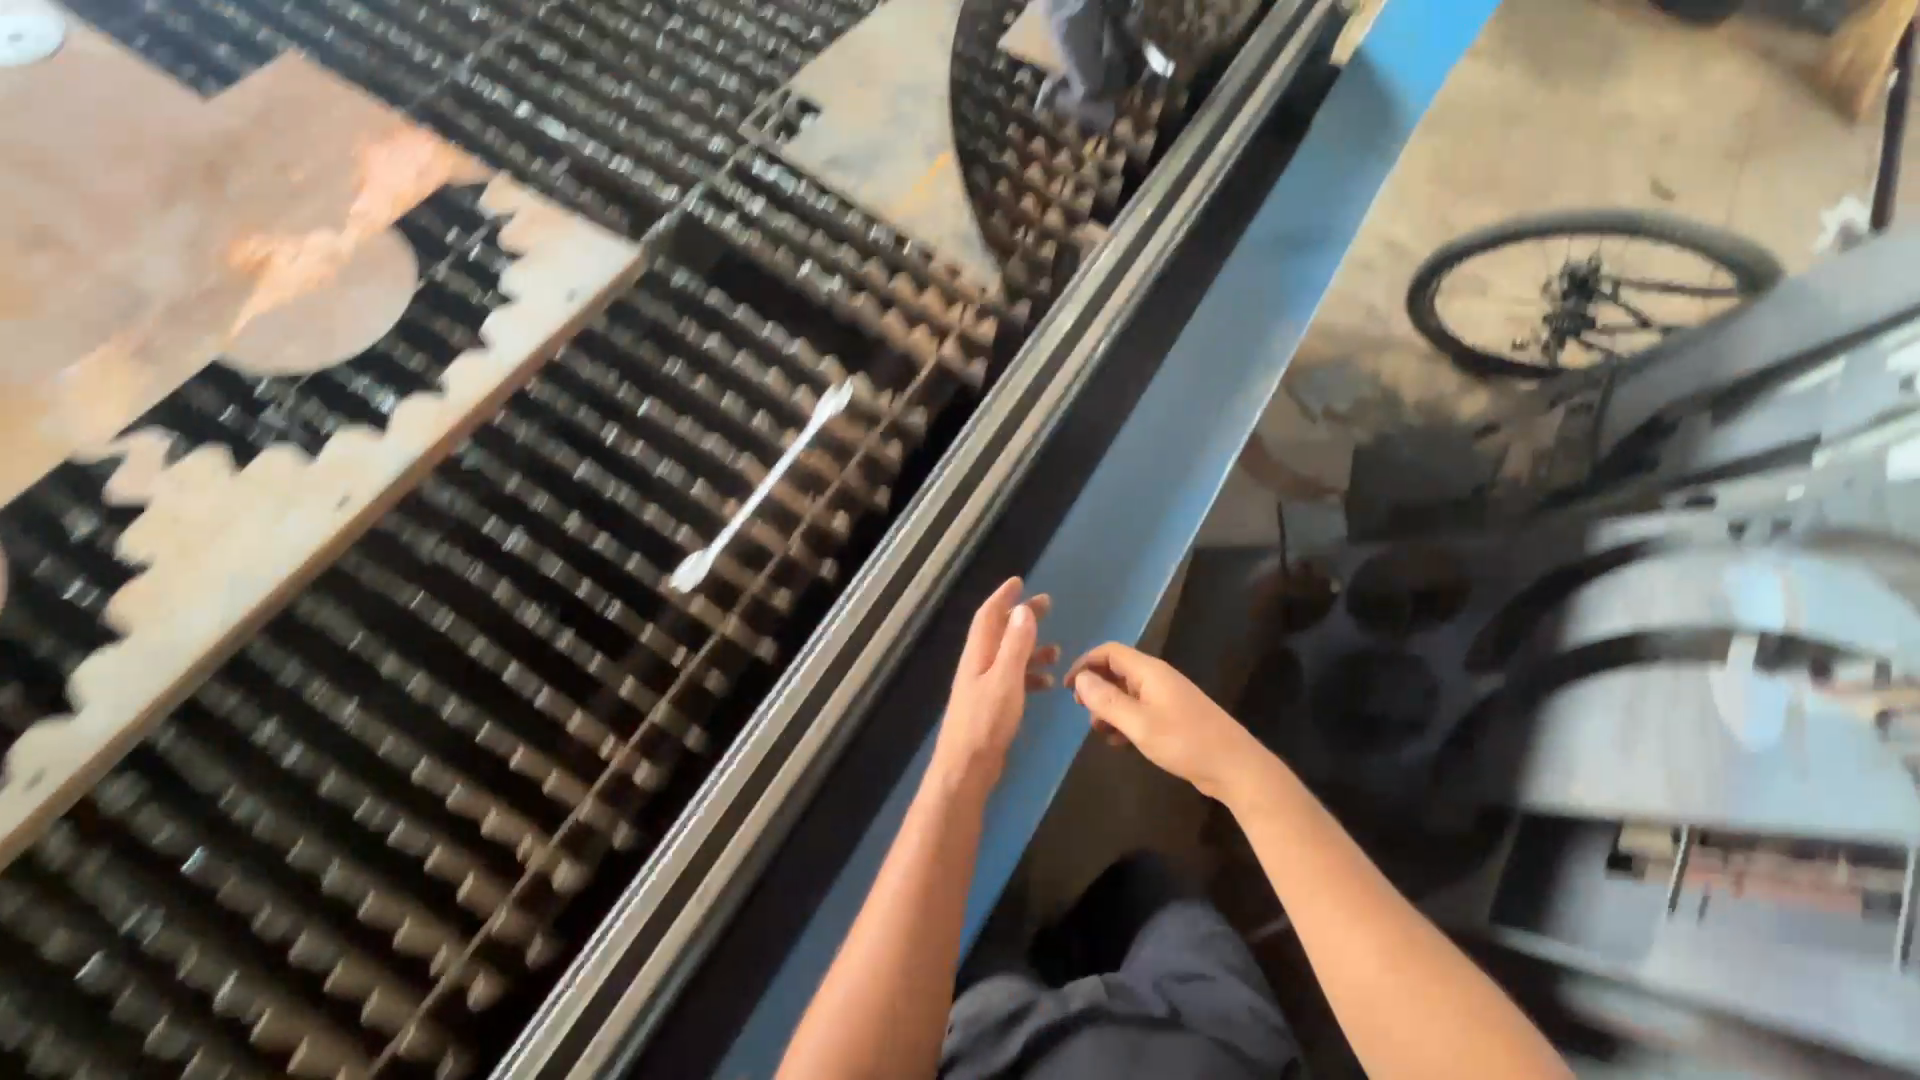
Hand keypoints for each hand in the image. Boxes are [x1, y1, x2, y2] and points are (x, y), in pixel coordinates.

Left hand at [932, 578, 1059, 787]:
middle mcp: (978, 666)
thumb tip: (1023, 610)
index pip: (988, 617)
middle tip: (1047, 605)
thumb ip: (1015, 646)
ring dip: (1030, 649)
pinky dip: (1030, 678)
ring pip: (1009, 658)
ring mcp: (984, 687)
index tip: (1019, 582)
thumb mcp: (1005, 680)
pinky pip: (1013, 682)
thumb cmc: (986, 722)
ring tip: (1056, 650)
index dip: (1002, 597)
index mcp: (977, 655)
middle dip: (1022, 618)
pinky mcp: (992, 707)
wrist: (967, 767)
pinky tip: (1047, 684)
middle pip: (1000, 633)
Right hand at [1067, 643, 1266, 801]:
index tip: (1068, 688)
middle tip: (1083, 712)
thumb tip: (1080, 679)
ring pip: (1127, 693)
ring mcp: (1167, 698)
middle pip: (1117, 671)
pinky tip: (1119, 742)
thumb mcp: (1139, 723)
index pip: (1109, 652)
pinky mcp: (1173, 717)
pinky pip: (1140, 710)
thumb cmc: (1184, 742)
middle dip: (1095, 688)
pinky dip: (1124, 720)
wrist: (1233, 767)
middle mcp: (1157, 678)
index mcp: (1149, 672)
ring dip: (1109, 708)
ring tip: (1100, 731)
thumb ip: (1107, 700)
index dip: (1085, 664)